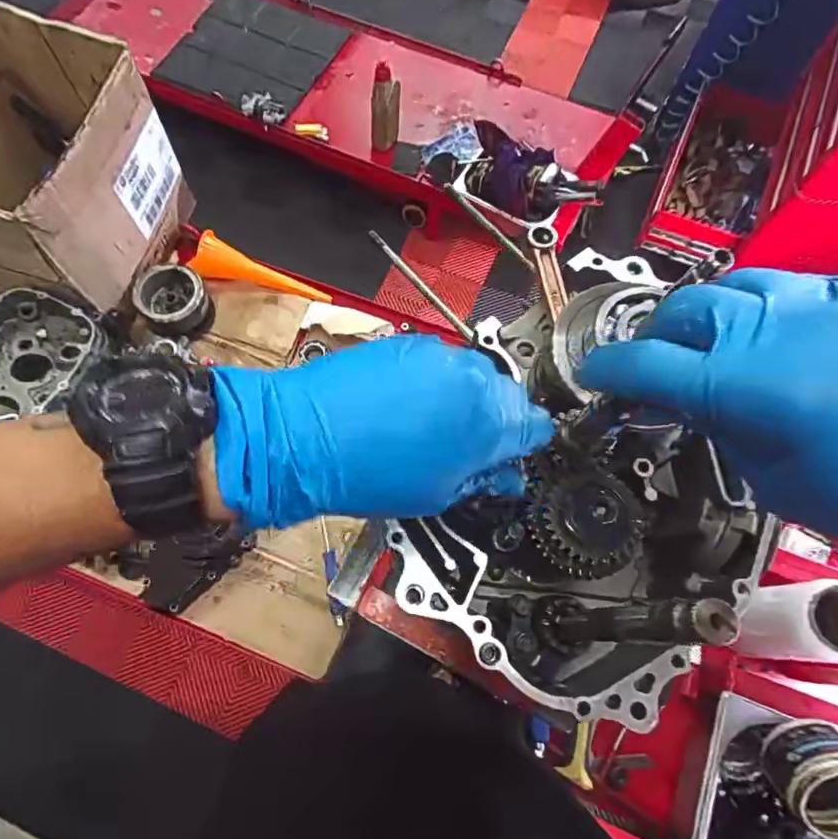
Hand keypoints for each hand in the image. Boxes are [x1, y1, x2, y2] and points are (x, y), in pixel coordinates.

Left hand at [210, 335, 553, 529]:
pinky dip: (440, 383)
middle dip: (498, 421)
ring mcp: (443, 356)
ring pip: (480, 377)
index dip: (525, 445)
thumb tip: (504, 475)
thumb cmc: (361, 471)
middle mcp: (474, 379)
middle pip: (512, 397)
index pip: (536, 426)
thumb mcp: (437, 495)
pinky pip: (445, 364)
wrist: (301, 436)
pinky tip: (413, 406)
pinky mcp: (414, 343)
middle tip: (468, 446)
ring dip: (468, 400)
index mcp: (489, 422)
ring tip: (434, 426)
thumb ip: (482, 479)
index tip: (511, 453)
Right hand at [579, 270, 837, 579]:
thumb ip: (736, 436)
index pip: (648, 362)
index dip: (610, 370)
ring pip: (748, 289)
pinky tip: (802, 357)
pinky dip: (784, 321)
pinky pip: (811, 294)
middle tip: (660, 372)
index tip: (597, 376)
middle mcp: (791, 321)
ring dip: (721, 322)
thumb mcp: (795, 488)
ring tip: (726, 360)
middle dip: (661, 339)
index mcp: (755, 380)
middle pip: (690, 307)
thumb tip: (713, 411)